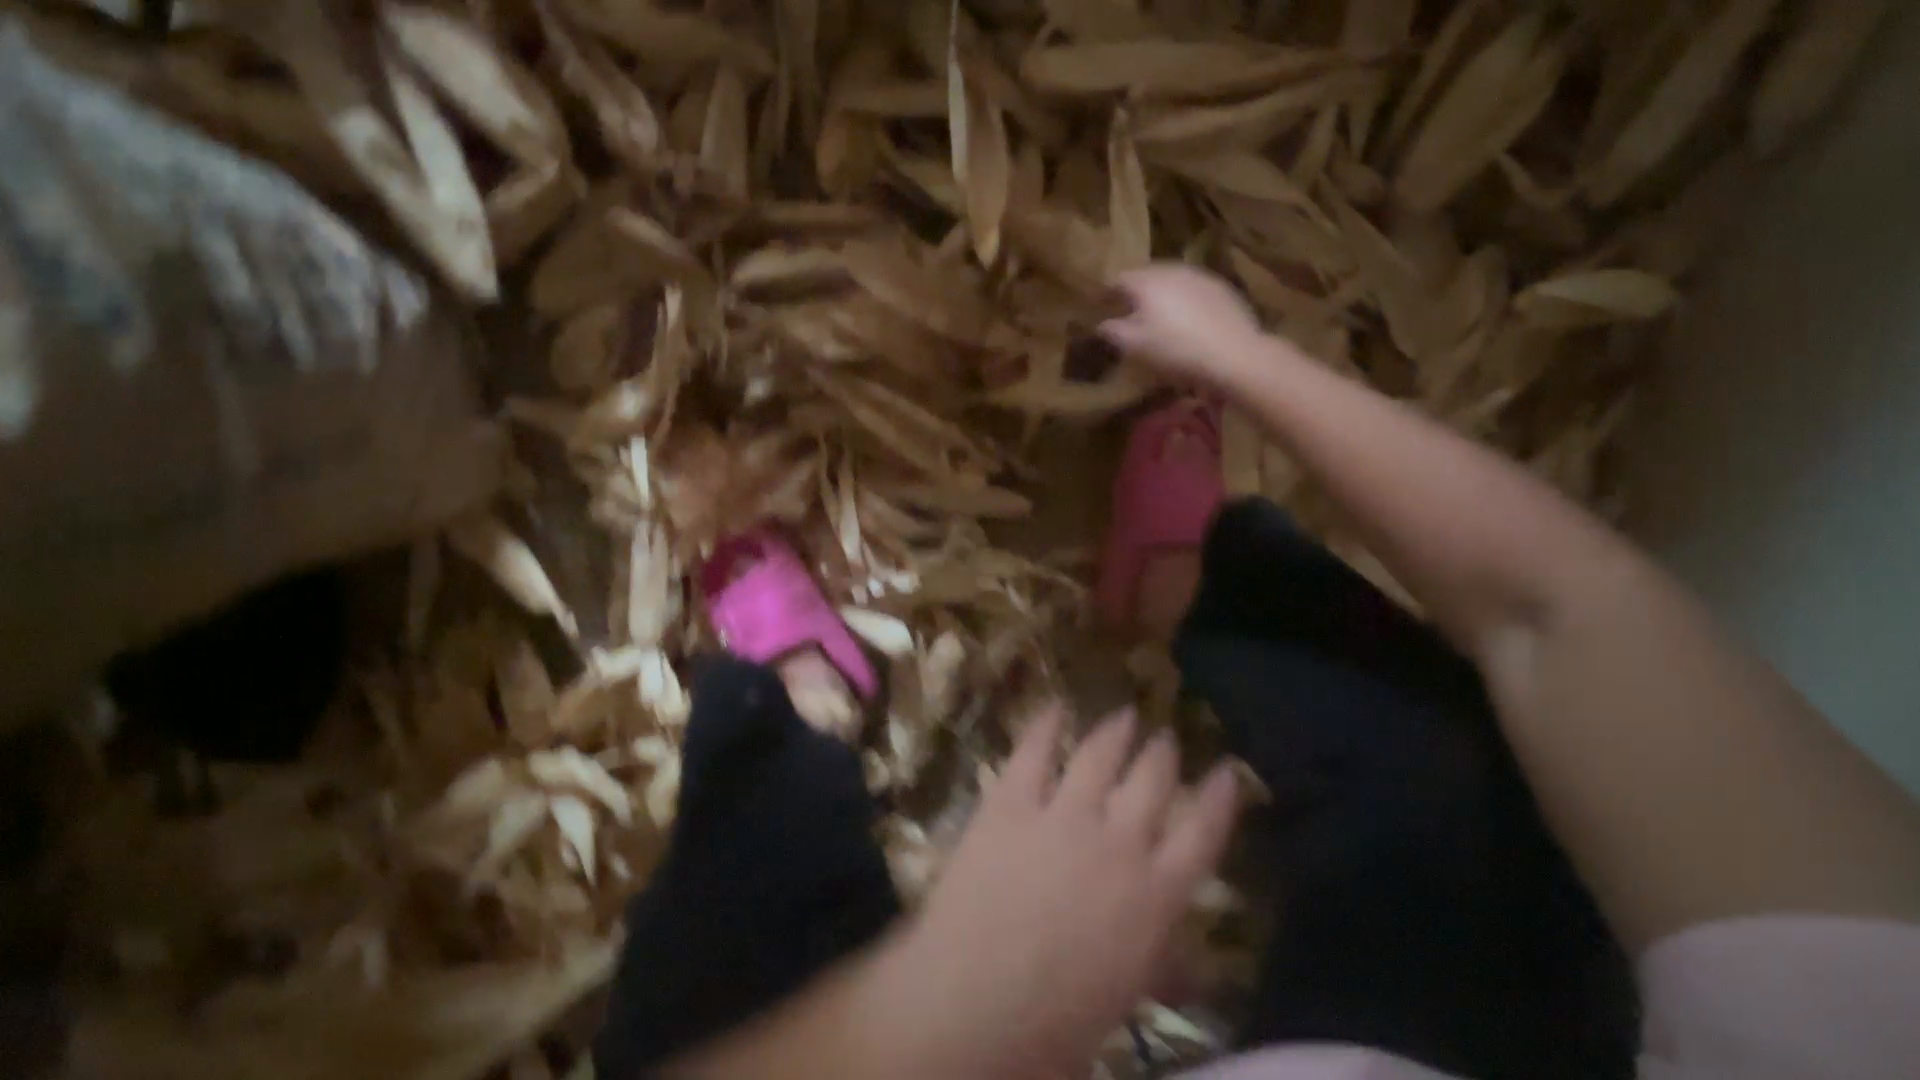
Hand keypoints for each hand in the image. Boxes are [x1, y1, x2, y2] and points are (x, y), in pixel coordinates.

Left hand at [894, 707, 1242, 1075]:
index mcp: (1156, 894)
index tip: (1226, 770)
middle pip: (1152, 782)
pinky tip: (1054, 708)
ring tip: (1123, 716)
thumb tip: (1197, 969)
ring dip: (1114, 732)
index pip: (1203, 833)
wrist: (977, 1003)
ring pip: (1099, 757)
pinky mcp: (1009, 805)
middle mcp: (1119, 842)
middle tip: (1164, 737)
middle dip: (1161, 754)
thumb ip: (1162, 967)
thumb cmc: (1058, 1022)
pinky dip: (1045, 725)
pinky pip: (1032, 752)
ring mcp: (1063, 816)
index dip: (1219, 797)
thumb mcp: (1127, 997)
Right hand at [1100, 263, 1269, 383]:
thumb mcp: (1135, 346)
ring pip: (1172, 280)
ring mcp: (1199, 275)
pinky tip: (1188, 319)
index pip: (1118, 279)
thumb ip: (1113, 331)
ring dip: (1162, 294)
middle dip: (1136, 291)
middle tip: (1130, 310)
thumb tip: (1102, 324)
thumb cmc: (1175, 348)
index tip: (1102, 306)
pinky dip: (1185, 299)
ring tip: (1160, 314)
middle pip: (1146, 275)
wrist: (1233, 352)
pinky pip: (1193, 289)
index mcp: (1146, 281)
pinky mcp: (1221, 287)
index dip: (1108, 293)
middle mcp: (1171, 269)